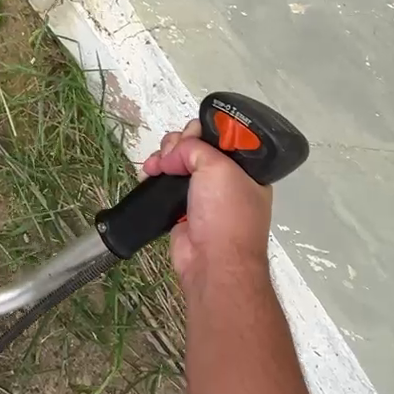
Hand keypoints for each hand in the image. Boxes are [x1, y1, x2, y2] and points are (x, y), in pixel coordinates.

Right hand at [141, 120, 272, 289]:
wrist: (213, 262)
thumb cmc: (225, 214)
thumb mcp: (218, 168)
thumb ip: (195, 147)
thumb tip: (171, 155)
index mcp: (245, 171)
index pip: (221, 138)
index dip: (202, 131)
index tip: (190, 136)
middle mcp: (225, 180)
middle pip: (194, 146)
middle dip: (177, 144)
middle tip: (171, 154)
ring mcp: (203, 194)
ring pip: (177, 161)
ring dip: (162, 157)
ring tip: (155, 167)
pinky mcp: (182, 206)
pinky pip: (166, 180)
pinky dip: (155, 174)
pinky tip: (148, 174)